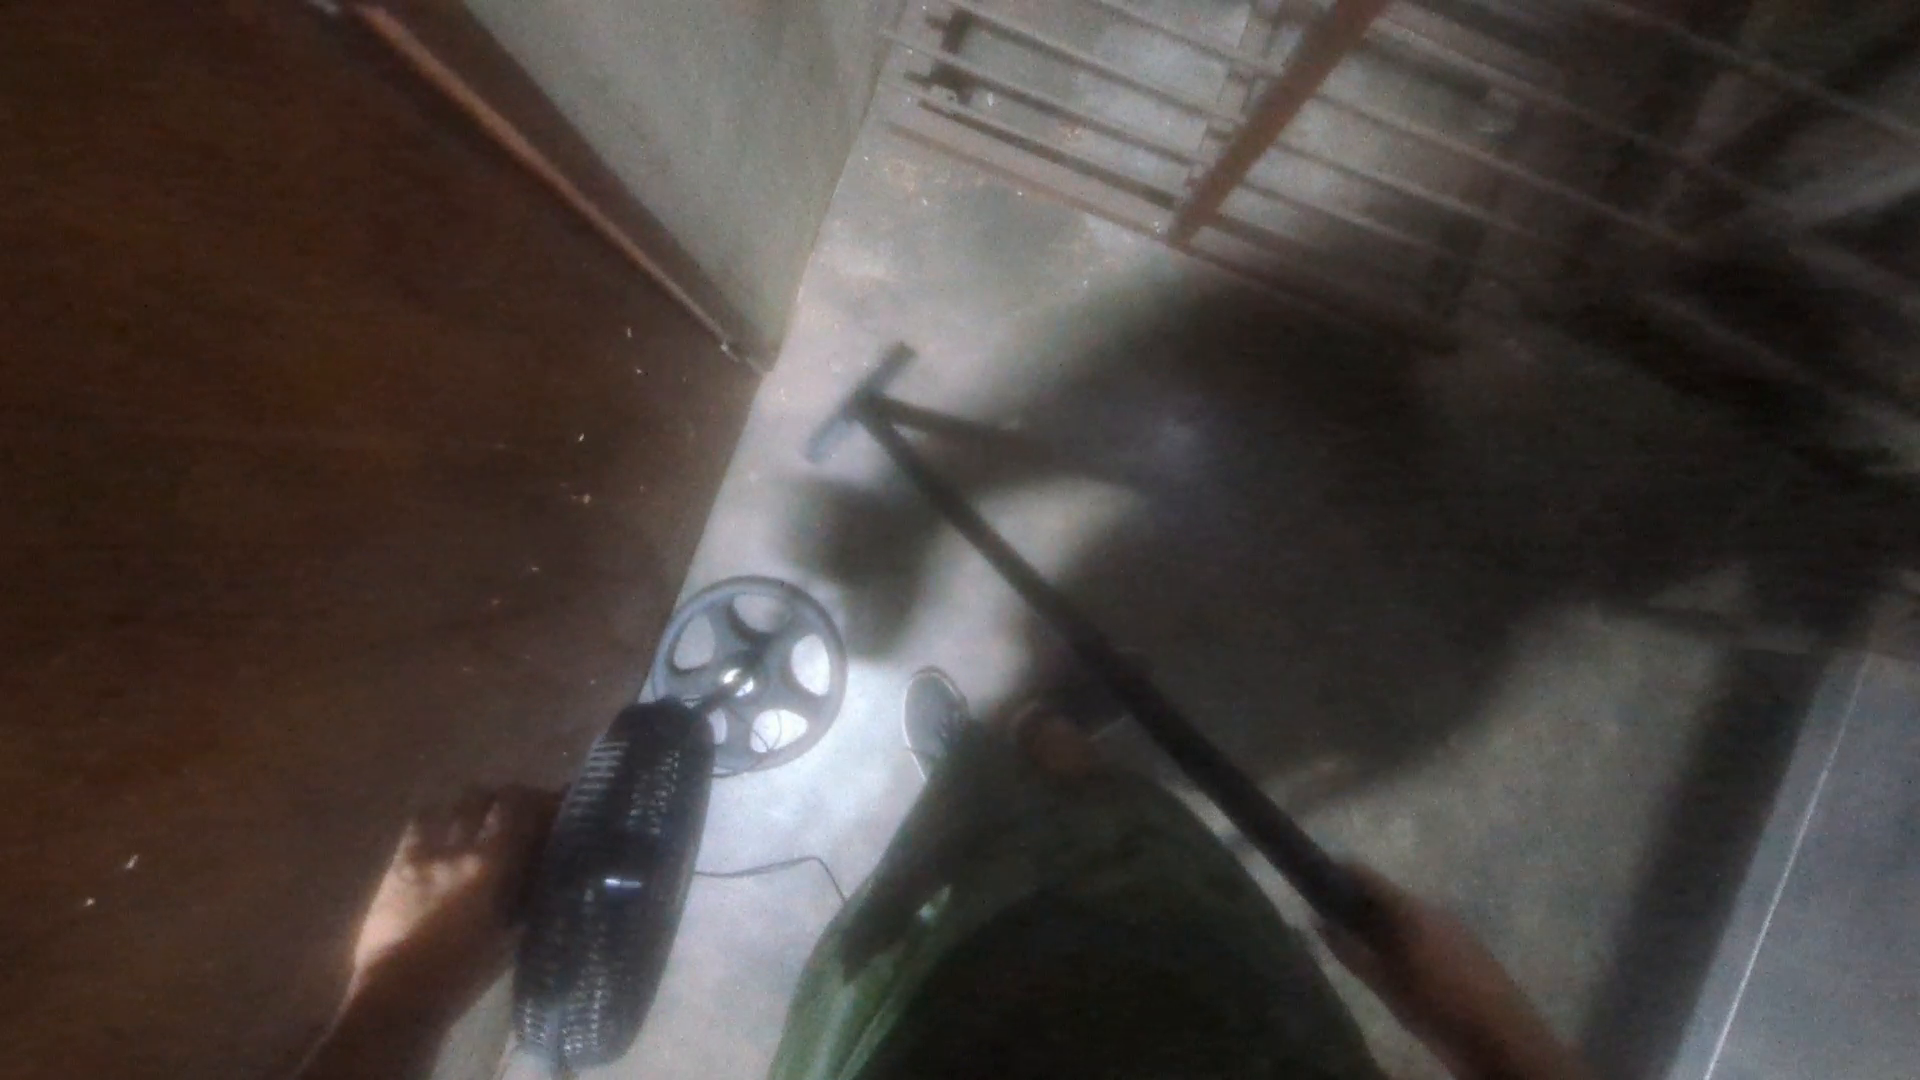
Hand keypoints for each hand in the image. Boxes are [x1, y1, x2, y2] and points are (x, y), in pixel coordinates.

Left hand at [348, 786, 556, 1008]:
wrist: (399, 995)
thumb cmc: (465, 970)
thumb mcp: (512, 928)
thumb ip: (529, 888)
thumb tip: (548, 864)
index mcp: (491, 864)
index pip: (518, 807)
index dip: (536, 798)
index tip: (551, 803)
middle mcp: (458, 849)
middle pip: (483, 797)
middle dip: (502, 797)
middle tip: (515, 811)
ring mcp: (423, 855)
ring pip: (448, 805)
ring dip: (467, 806)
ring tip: (476, 818)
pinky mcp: (396, 867)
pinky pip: (416, 825)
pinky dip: (435, 820)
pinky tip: (443, 832)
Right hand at [1318, 866, 1594, 1079]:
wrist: (1510, 1046)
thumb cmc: (1438, 1008)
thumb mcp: (1384, 984)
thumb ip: (1348, 949)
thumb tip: (1316, 919)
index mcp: (1407, 907)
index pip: (1361, 871)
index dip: (1336, 871)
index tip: (1314, 882)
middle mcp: (1431, 906)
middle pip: (1384, 892)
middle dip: (1358, 902)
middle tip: (1337, 922)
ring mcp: (1455, 925)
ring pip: (1406, 912)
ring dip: (1384, 921)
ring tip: (1368, 947)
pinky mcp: (1471, 945)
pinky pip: (1428, 928)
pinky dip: (1408, 936)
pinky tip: (1404, 964)